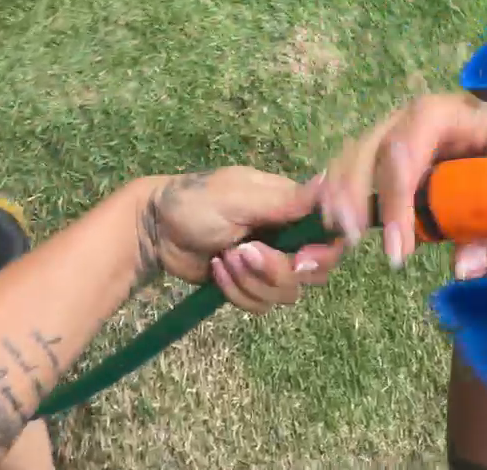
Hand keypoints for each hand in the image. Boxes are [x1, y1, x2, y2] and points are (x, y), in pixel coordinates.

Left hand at [134, 167, 348, 314]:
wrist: (156, 229)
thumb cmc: (196, 201)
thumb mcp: (239, 197)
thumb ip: (286, 200)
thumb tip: (329, 180)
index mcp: (288, 206)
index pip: (330, 232)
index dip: (324, 252)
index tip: (300, 259)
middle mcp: (285, 235)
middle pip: (313, 271)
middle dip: (278, 270)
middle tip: (247, 254)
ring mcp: (266, 262)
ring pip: (286, 293)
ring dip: (251, 281)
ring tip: (225, 258)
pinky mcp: (248, 285)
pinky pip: (261, 304)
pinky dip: (236, 291)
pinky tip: (216, 269)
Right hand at [319, 93, 486, 279]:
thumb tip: (461, 267)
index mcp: (466, 115)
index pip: (423, 126)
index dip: (404, 179)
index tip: (400, 242)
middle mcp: (427, 116)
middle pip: (384, 138)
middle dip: (362, 186)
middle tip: (355, 237)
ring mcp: (404, 131)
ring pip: (362, 149)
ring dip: (344, 189)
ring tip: (340, 231)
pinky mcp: (387, 153)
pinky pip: (354, 163)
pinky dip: (338, 188)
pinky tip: (330, 216)